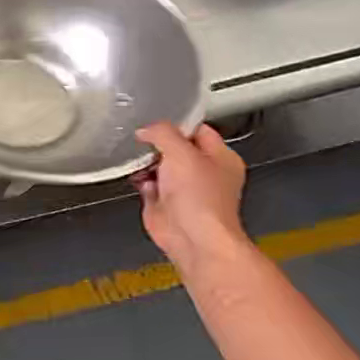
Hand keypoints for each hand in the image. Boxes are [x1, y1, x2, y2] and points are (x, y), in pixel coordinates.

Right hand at [134, 122, 249, 266]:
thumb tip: (146, 130)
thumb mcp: (180, 151)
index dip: (176, 124)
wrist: (191, 237)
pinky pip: (147, 182)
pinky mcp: (164, 202)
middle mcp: (204, 172)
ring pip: (158, 164)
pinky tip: (139, 179)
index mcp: (221, 158)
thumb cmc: (201, 200)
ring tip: (141, 162)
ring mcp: (184, 188)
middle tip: (145, 142)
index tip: (157, 122)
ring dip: (145, 162)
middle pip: (174, 146)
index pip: (197, 129)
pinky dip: (140, 180)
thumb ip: (162, 132)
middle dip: (156, 144)